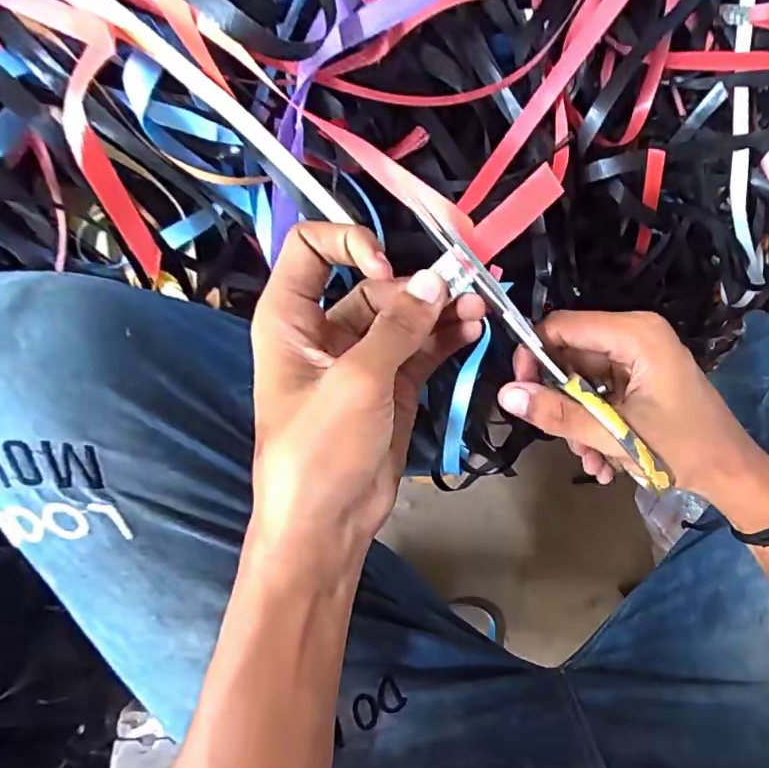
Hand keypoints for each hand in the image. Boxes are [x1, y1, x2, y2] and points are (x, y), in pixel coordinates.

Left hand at [250, 224, 484, 562]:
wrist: (329, 521)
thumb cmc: (319, 450)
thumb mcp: (356, 381)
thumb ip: (398, 328)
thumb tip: (437, 282)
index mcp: (291, 319)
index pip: (312, 251)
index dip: (351, 246)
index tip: (388, 269)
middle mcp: (326, 334)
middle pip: (375, 288)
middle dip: (418, 288)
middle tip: (463, 290)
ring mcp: (365, 362)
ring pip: (405, 320)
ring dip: (440, 311)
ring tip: (478, 307)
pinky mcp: (394, 388)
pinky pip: (422, 351)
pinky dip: (446, 339)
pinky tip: (471, 330)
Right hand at [494, 310, 768, 531]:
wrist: (731, 473)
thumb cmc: (683, 449)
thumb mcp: (614, 435)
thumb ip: (559, 414)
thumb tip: (507, 396)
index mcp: (636, 335)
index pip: (562, 326)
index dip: (534, 356)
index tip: (520, 392)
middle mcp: (637, 337)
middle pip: (572, 356)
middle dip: (561, 401)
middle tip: (558, 437)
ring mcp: (641, 361)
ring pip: (585, 382)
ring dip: (579, 423)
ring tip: (590, 460)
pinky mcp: (643, 382)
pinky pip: (604, 396)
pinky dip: (597, 426)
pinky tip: (603, 462)